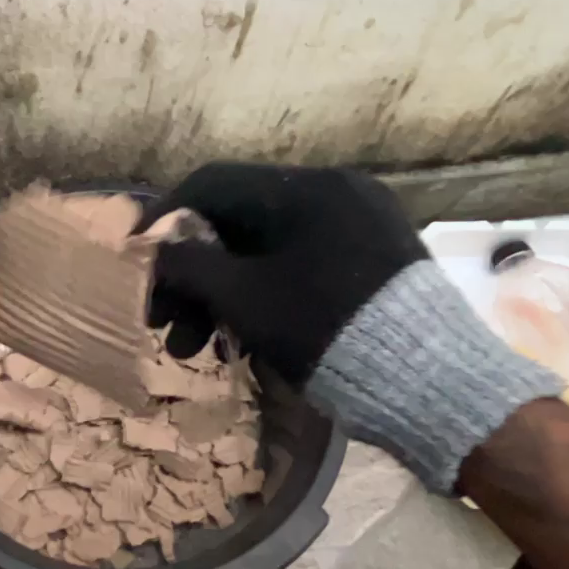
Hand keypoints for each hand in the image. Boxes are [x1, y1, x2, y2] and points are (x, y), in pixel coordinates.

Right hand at [138, 162, 563, 493]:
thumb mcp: (242, 298)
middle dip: (191, 276)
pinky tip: (238, 343)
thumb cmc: (326, 331)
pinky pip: (296, 268)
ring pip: (263, 253)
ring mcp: (358, 228)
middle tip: (162, 322)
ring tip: (195, 350)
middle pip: (236, 224)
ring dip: (220, 296)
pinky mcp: (371, 263)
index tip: (136, 256)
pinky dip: (260, 298)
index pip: (211, 183)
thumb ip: (188, 266)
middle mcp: (335, 193)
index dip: (164, 217)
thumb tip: (151, 251)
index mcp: (306, 188)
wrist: (431, 386)